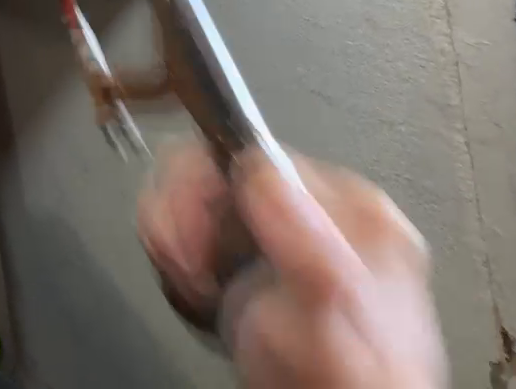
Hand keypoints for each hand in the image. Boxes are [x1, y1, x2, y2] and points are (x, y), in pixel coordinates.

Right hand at [138, 140, 444, 388]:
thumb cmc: (334, 376)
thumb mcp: (328, 314)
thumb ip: (306, 245)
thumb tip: (259, 168)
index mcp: (349, 206)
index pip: (244, 150)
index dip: (201, 185)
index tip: (189, 239)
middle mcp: (311, 203)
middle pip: (207, 162)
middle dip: (176, 211)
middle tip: (180, 263)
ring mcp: (275, 221)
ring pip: (182, 183)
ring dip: (166, 229)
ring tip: (186, 278)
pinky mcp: (242, 241)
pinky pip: (177, 209)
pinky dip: (168, 242)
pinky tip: (189, 279)